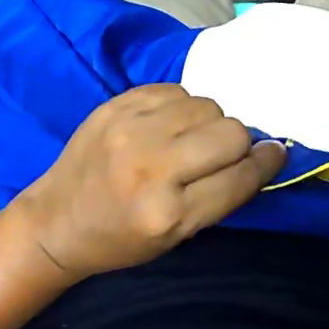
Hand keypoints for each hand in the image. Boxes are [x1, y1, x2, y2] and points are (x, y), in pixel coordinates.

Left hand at [8, 84, 287, 280]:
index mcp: (167, 213)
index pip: (240, 177)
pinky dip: (180, 106)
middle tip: (217, 155)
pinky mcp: (114, 107)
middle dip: (236, 144)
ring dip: (207, 122)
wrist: (56, 220)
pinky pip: (174, 90)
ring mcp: (129, 130)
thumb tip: (265, 151)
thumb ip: (220, 197)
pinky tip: (164, 125)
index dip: (265, 165)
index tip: (272, 155)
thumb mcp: (175, 238)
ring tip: (187, 140)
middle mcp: (150, 166)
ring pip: (206, 105)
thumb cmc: (119, 239)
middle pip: (230, 132)